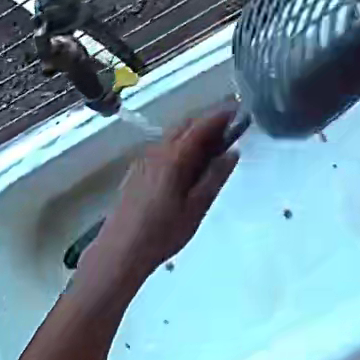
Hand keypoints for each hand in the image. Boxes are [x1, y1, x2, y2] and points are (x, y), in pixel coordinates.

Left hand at [77, 103, 240, 295]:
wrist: (120, 250)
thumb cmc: (162, 232)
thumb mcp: (197, 207)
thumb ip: (215, 177)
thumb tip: (232, 152)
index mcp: (173, 157)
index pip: (200, 126)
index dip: (220, 116)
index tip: (238, 109)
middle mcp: (156, 151)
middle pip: (185, 126)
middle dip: (207, 121)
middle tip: (230, 126)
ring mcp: (144, 160)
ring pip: (172, 136)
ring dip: (194, 133)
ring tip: (215, 144)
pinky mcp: (137, 171)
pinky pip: (163, 148)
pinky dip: (181, 145)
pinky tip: (189, 162)